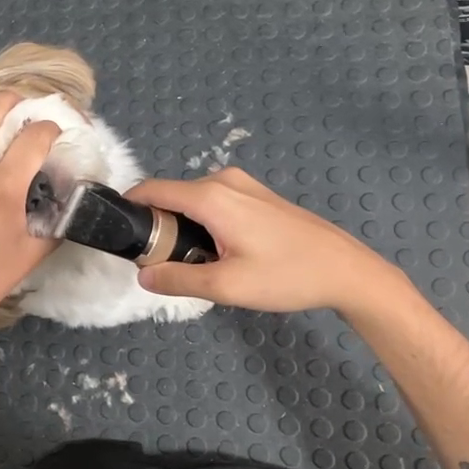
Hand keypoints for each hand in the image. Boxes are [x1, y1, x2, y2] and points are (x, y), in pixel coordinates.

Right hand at [126, 168, 411, 315]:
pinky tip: (220, 253)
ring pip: (192, 201)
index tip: (120, 236)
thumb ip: (178, 280)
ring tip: (194, 263)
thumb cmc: (287, 276)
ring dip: (182, 227)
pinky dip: (203, 223)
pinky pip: (213, 203)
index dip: (129, 209)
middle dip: (158, 225)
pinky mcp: (256, 194)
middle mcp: (223, 181)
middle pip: (170, 196)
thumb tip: (143, 276)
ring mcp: (243, 185)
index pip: (151, 190)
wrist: (348, 271)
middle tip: (161, 264)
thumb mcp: (226, 287)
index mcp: (211, 197)